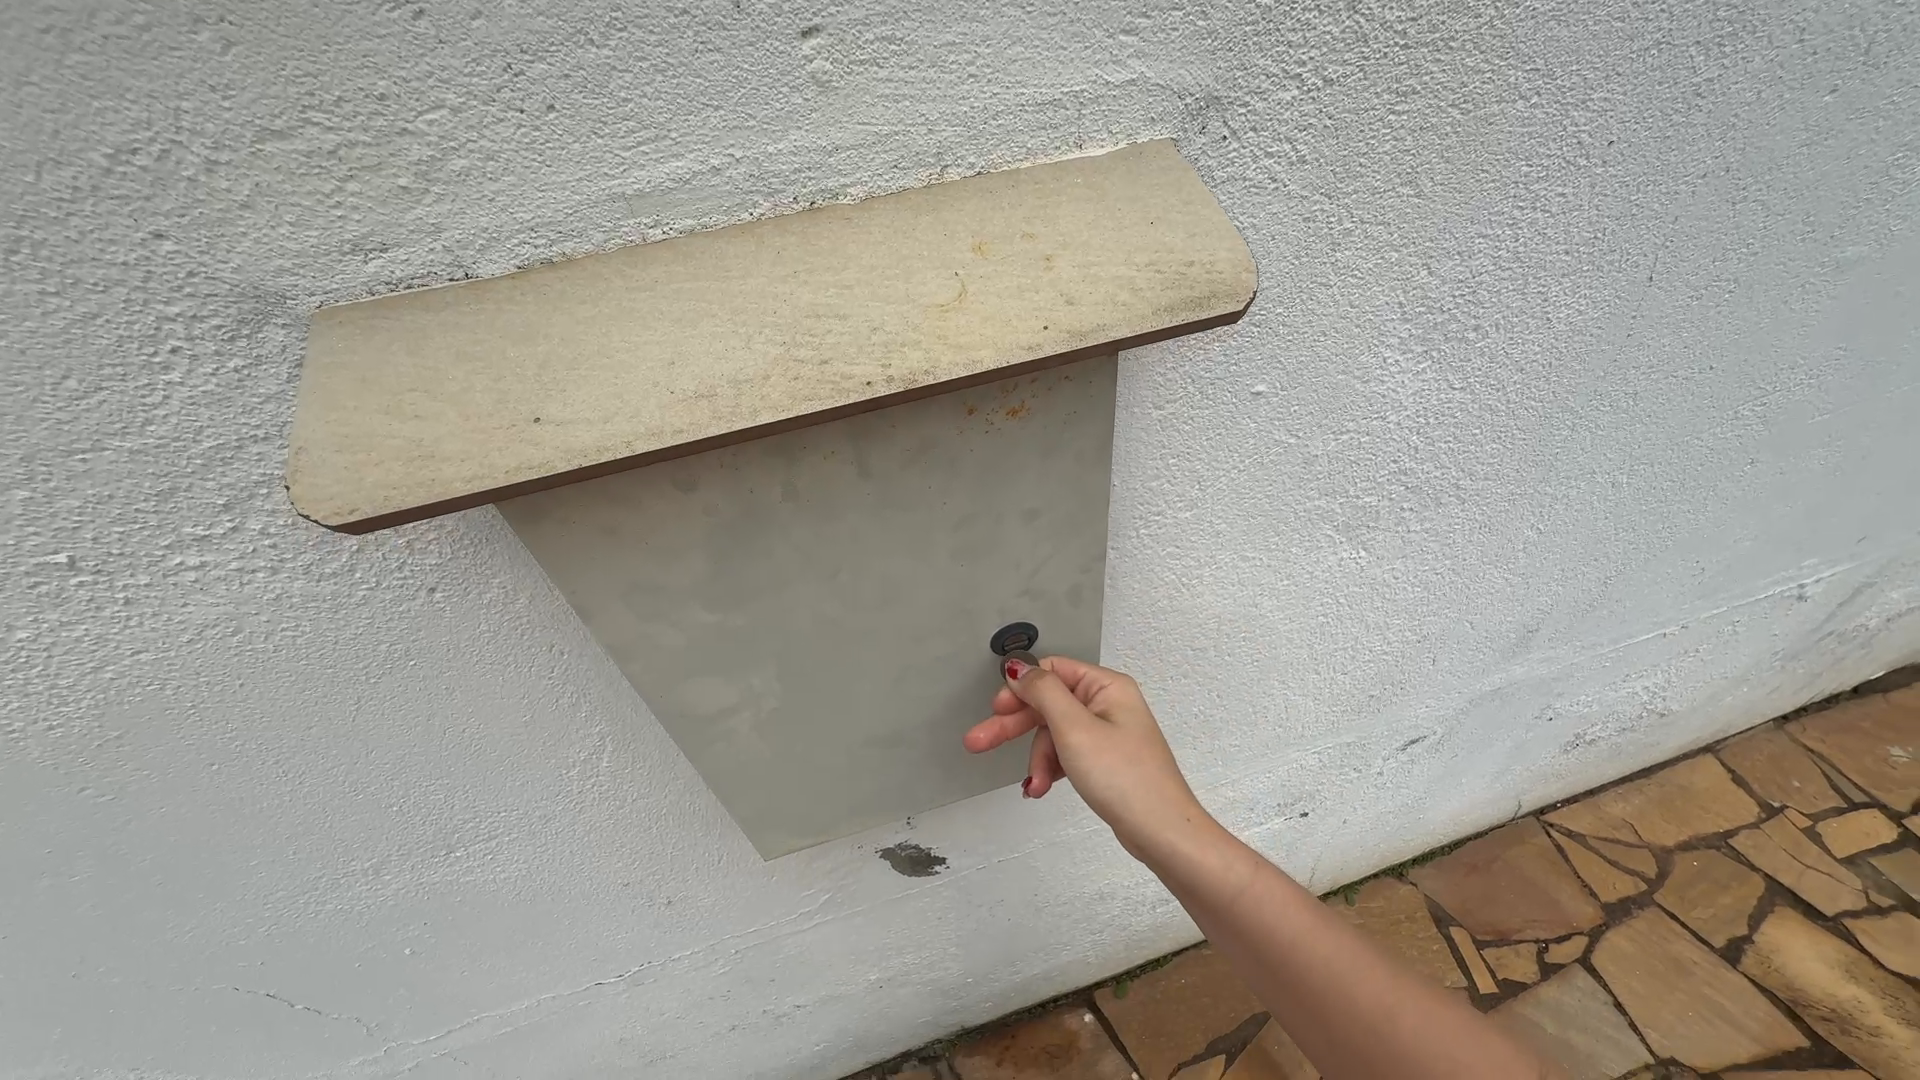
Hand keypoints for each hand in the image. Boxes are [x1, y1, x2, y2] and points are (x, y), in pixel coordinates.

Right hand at [963, 655, 1208, 858]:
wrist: (1162, 832)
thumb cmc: (1123, 777)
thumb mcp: (1074, 728)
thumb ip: (1042, 692)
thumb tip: (1018, 666)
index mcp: (1105, 687)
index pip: (1052, 671)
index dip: (1021, 687)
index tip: (995, 709)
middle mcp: (1107, 704)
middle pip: (1048, 704)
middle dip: (1014, 726)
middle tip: (977, 742)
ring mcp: (1107, 733)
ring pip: (1054, 733)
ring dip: (1037, 757)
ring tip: (1033, 785)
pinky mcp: (1105, 761)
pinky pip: (1067, 754)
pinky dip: (1052, 769)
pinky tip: (1041, 788)